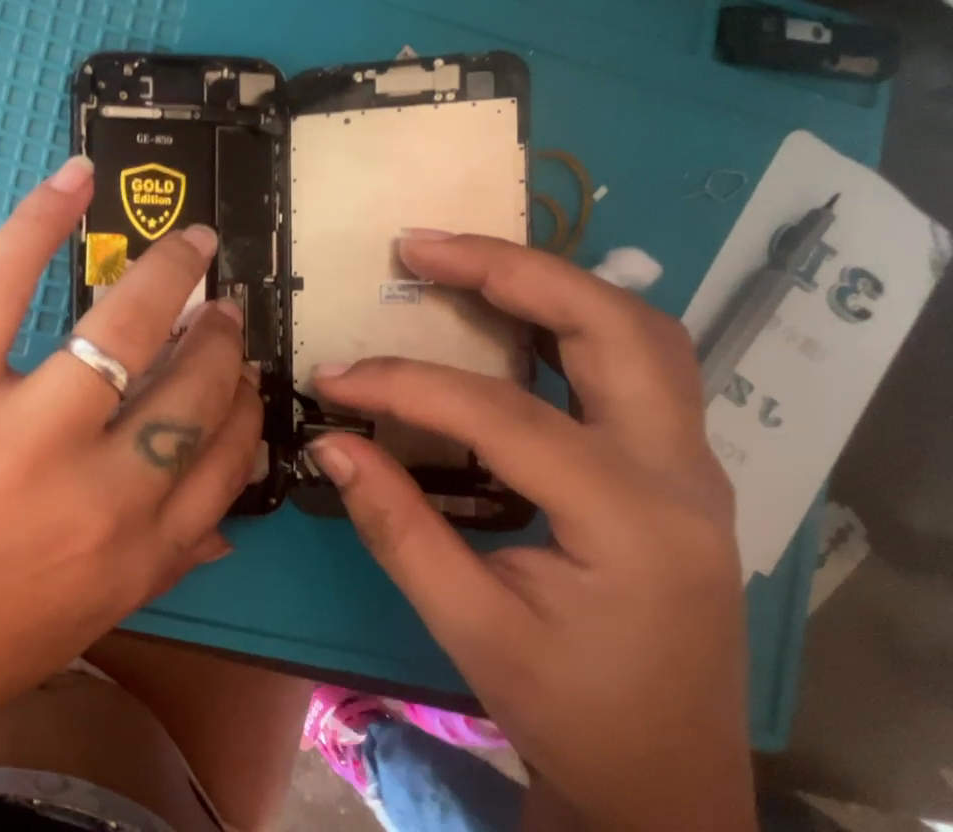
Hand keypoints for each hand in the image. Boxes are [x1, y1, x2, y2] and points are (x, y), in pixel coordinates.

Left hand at [0, 154, 261, 787]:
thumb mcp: (67, 629)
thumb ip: (148, 573)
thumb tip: (214, 531)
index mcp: (132, 560)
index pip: (225, 465)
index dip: (244, 410)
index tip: (245, 377)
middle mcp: (100, 495)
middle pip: (192, 392)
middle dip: (220, 341)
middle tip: (221, 309)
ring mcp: (22, 433)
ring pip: (124, 329)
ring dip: (170, 276)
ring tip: (192, 248)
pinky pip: (2, 286)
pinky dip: (39, 222)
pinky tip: (76, 181)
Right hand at [305, 233, 752, 831]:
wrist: (664, 771)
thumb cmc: (567, 704)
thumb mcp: (467, 623)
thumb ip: (395, 525)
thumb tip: (327, 442)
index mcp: (631, 518)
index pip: (504, 415)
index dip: (405, 385)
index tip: (329, 376)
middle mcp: (680, 471)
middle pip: (613, 327)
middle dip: (511, 270)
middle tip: (417, 246)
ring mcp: (691, 463)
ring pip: (640, 331)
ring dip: (549, 282)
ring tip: (458, 260)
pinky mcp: (674, 467)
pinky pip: (635, 364)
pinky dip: (572, 319)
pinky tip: (512, 314)